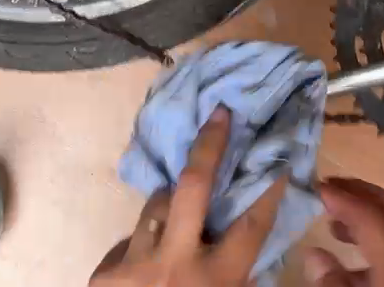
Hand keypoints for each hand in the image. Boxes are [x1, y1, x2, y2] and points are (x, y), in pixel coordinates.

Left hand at [90, 109, 286, 285]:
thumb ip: (235, 276)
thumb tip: (245, 240)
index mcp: (215, 280)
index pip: (252, 226)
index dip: (269, 190)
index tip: (280, 159)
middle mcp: (175, 264)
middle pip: (193, 185)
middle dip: (209, 144)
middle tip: (220, 112)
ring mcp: (135, 265)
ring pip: (156, 206)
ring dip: (169, 206)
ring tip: (176, 219)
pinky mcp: (104, 274)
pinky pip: (130, 242)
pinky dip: (142, 248)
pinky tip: (146, 268)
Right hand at [302, 179, 383, 286]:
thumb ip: (334, 282)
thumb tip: (313, 253)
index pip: (372, 215)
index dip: (342, 197)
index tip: (316, 186)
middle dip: (360, 191)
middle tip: (330, 187)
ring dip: (368, 214)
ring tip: (335, 221)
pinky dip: (377, 241)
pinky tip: (354, 258)